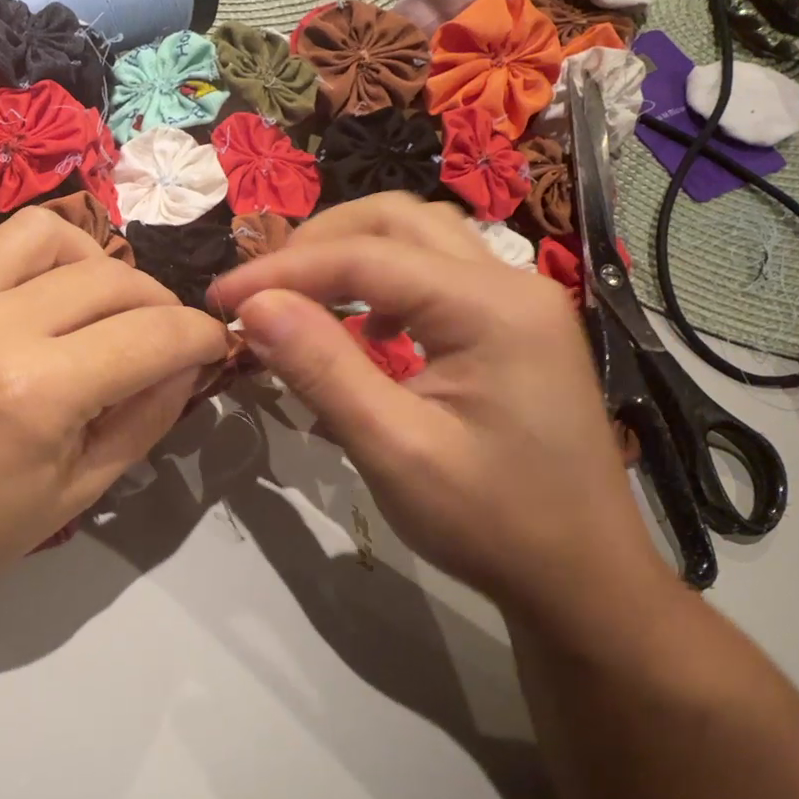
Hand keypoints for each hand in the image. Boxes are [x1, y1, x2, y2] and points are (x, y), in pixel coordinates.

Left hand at [0, 207, 230, 615]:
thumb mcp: (81, 489)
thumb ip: (145, 417)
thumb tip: (188, 360)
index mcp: (38, 391)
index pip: (151, 334)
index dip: (199, 335)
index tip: (212, 343)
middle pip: (106, 277)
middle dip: (155, 301)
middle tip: (160, 332)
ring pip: (38, 232)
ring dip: (86, 257)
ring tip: (92, 298)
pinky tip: (13, 280)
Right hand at [208, 193, 672, 617]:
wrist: (580, 577)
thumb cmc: (490, 521)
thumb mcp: (393, 449)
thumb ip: (322, 369)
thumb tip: (253, 305)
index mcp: (491, 308)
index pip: (365, 257)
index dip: (282, 271)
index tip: (219, 297)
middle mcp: (511, 285)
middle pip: (398, 221)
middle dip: (317, 244)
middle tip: (259, 290)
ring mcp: (517, 304)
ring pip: (418, 239)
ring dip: (349, 255)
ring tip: (296, 298)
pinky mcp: (511, 329)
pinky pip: (435, 276)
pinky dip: (381, 283)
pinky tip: (362, 331)